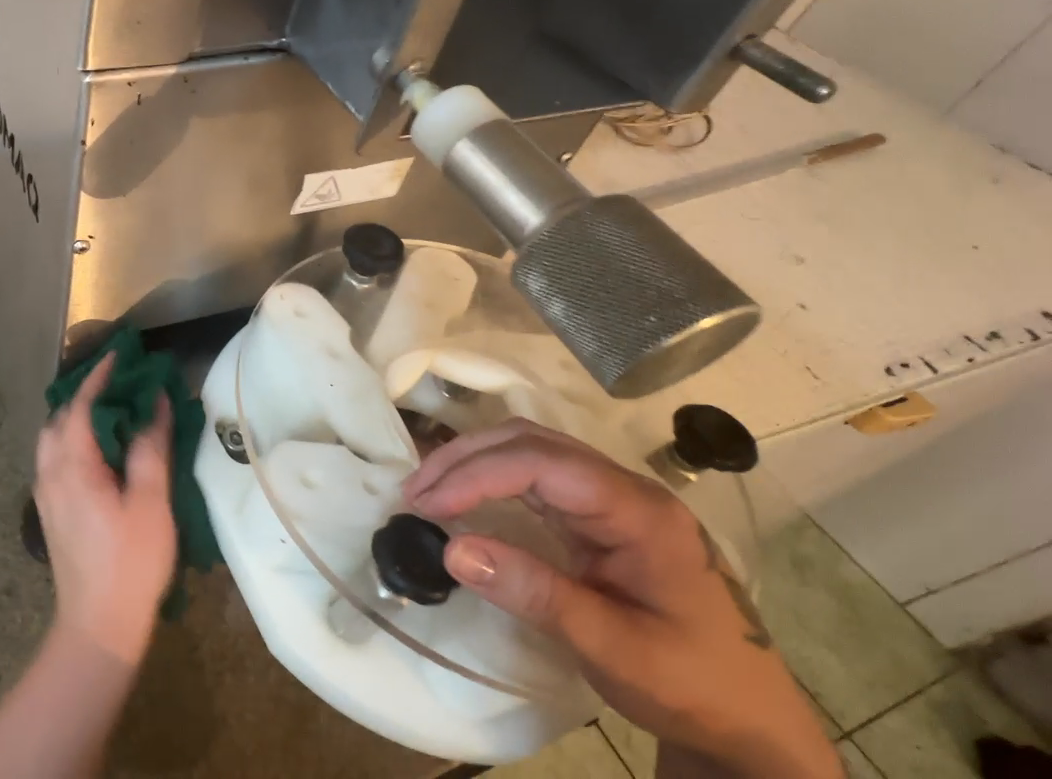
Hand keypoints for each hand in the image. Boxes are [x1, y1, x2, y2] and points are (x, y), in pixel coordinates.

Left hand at [33, 353, 177, 666]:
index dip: (98, 377)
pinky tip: (100, 452)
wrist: (98, 625)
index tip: (119, 355)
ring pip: (52, 441)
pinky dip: (73, 441)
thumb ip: (151, 448)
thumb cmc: (130, 562)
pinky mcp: (51, 514)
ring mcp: (45, 495)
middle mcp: (49, 474)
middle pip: (58, 420)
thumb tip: (155, 402)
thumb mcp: (150, 502)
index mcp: (71, 466)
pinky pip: (55, 460)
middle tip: (117, 382)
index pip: (79, 406)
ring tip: (110, 412)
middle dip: (83, 394)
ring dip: (76, 419)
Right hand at [402, 419, 838, 778]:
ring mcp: (612, 502)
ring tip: (427, 492)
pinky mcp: (598, 518)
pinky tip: (463, 499)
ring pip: (530, 452)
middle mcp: (624, 491)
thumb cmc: (689, 684)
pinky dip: (490, 480)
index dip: (478, 475)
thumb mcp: (612, 647)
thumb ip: (536, 594)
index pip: (543, 465)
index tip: (427, 506)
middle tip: (414, 493)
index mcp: (639, 512)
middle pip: (532, 442)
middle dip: (466, 458)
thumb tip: (453, 550)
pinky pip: (536, 479)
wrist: (747, 720)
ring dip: (473, 463)